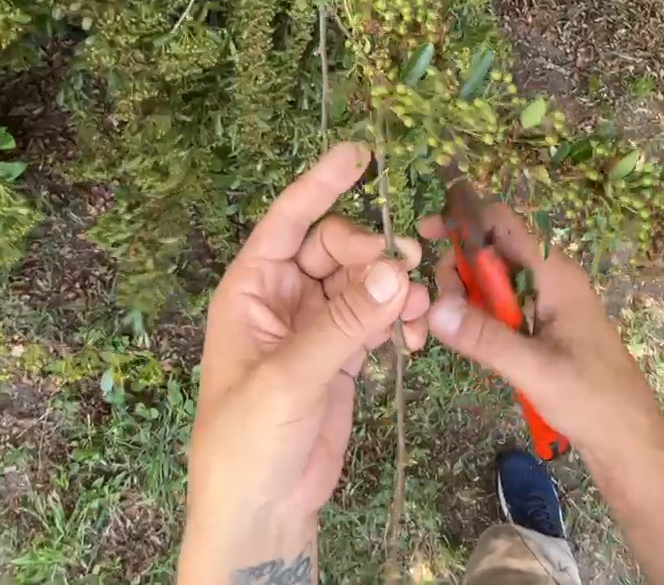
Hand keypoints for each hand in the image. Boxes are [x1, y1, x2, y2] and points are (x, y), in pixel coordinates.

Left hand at [178, 143, 430, 582]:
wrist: (262, 510)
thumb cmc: (247, 439)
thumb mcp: (289, 379)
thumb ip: (343, 324)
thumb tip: (393, 270)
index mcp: (252, 287)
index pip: (288, 220)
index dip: (320, 183)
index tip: (359, 154)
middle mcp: (284, 296)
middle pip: (336, 248)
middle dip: (372, 252)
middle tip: (406, 269)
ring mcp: (315, 324)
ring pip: (361, 282)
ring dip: (391, 288)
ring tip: (416, 308)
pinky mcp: (342, 352)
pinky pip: (375, 316)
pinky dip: (396, 319)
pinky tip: (412, 338)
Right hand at [419, 200, 663, 459]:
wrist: (632, 445)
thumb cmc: (592, 401)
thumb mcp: (534, 370)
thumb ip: (484, 337)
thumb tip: (434, 306)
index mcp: (554, 274)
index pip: (501, 221)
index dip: (462, 219)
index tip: (425, 234)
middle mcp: (551, 277)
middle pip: (493, 248)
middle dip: (459, 265)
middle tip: (441, 304)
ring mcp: (549, 301)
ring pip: (496, 277)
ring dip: (468, 292)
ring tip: (453, 327)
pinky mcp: (545, 324)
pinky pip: (505, 302)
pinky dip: (482, 312)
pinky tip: (472, 339)